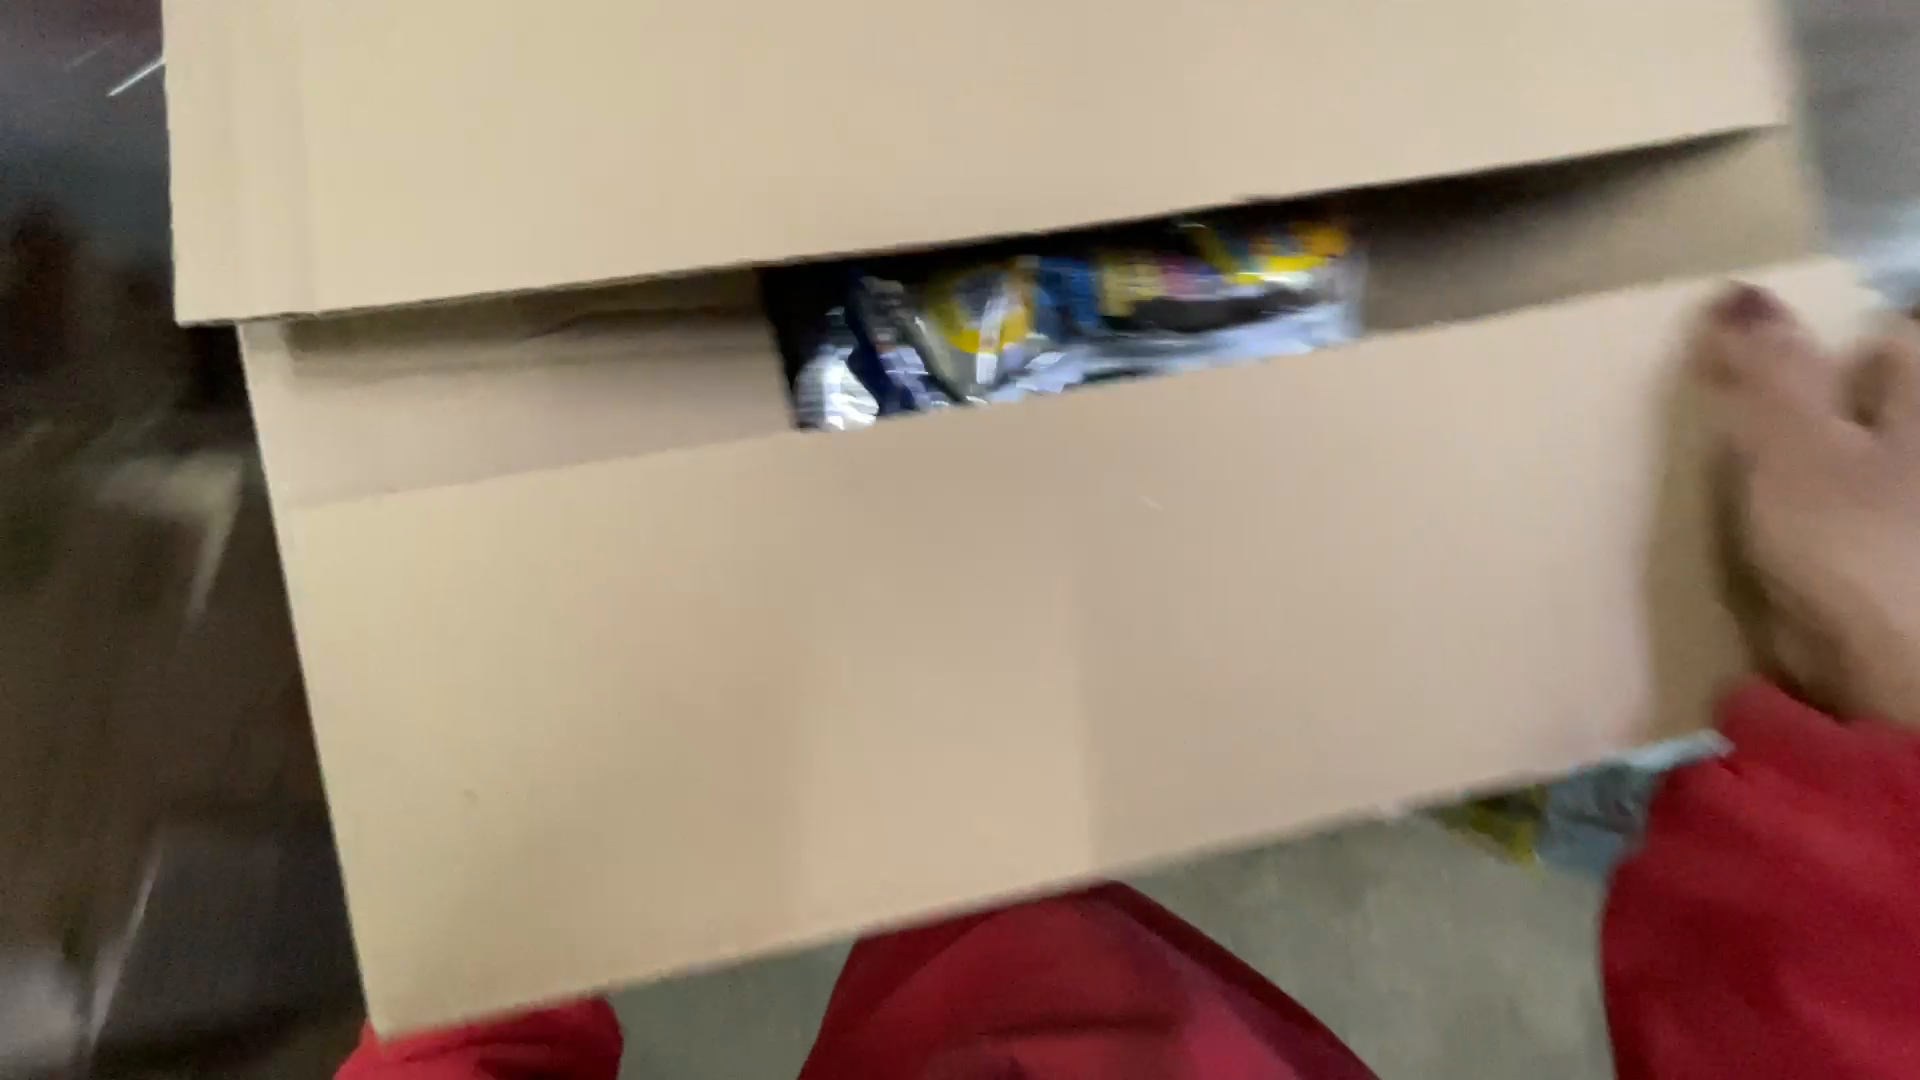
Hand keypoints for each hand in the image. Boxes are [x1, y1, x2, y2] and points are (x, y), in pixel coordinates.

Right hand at [1695, 285, 1919, 725]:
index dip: (1813, 346)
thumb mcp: (1795, 447)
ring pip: (1840, 450)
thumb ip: (1768, 373)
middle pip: (1862, 394)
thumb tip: (1733, 293)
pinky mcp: (1876, 551)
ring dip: (1781, 451)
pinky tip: (1757, 514)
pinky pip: (1825, 502)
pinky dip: (1784, 499)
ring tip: (1734, 466)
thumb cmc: (1860, 543)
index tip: (1749, 365)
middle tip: (1732, 415)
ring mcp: (1903, 501)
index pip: (1880, 341)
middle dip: (1798, 396)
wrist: (1898, 671)